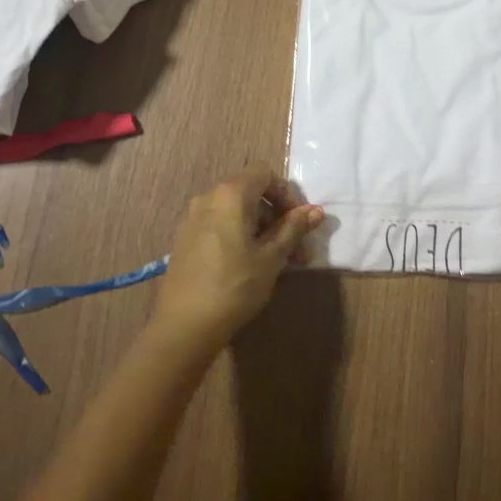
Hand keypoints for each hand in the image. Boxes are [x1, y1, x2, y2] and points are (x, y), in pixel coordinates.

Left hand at [151, 166, 323, 346]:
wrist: (184, 326)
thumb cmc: (235, 285)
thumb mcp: (272, 257)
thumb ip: (293, 229)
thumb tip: (315, 211)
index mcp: (230, 194)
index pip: (266, 174)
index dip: (287, 195)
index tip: (300, 223)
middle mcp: (208, 198)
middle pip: (250, 193)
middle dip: (277, 217)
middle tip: (296, 249)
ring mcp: (192, 219)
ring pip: (235, 212)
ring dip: (260, 229)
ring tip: (277, 262)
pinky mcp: (184, 240)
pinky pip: (219, 226)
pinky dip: (239, 236)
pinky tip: (249, 266)